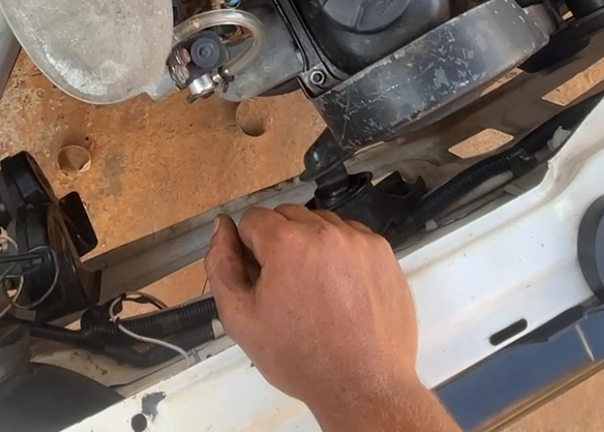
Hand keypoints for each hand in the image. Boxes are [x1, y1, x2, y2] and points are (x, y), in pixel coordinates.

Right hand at [205, 206, 453, 430]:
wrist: (363, 388)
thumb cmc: (302, 358)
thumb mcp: (241, 320)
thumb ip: (222, 265)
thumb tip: (223, 227)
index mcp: (286, 243)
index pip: (253, 219)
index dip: (250, 249)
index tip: (261, 278)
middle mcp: (324, 231)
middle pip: (286, 215)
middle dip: (279, 243)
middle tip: (287, 286)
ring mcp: (357, 239)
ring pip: (319, 222)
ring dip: (311, 244)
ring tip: (315, 289)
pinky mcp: (381, 251)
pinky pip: (350, 234)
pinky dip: (340, 252)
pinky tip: (340, 287)